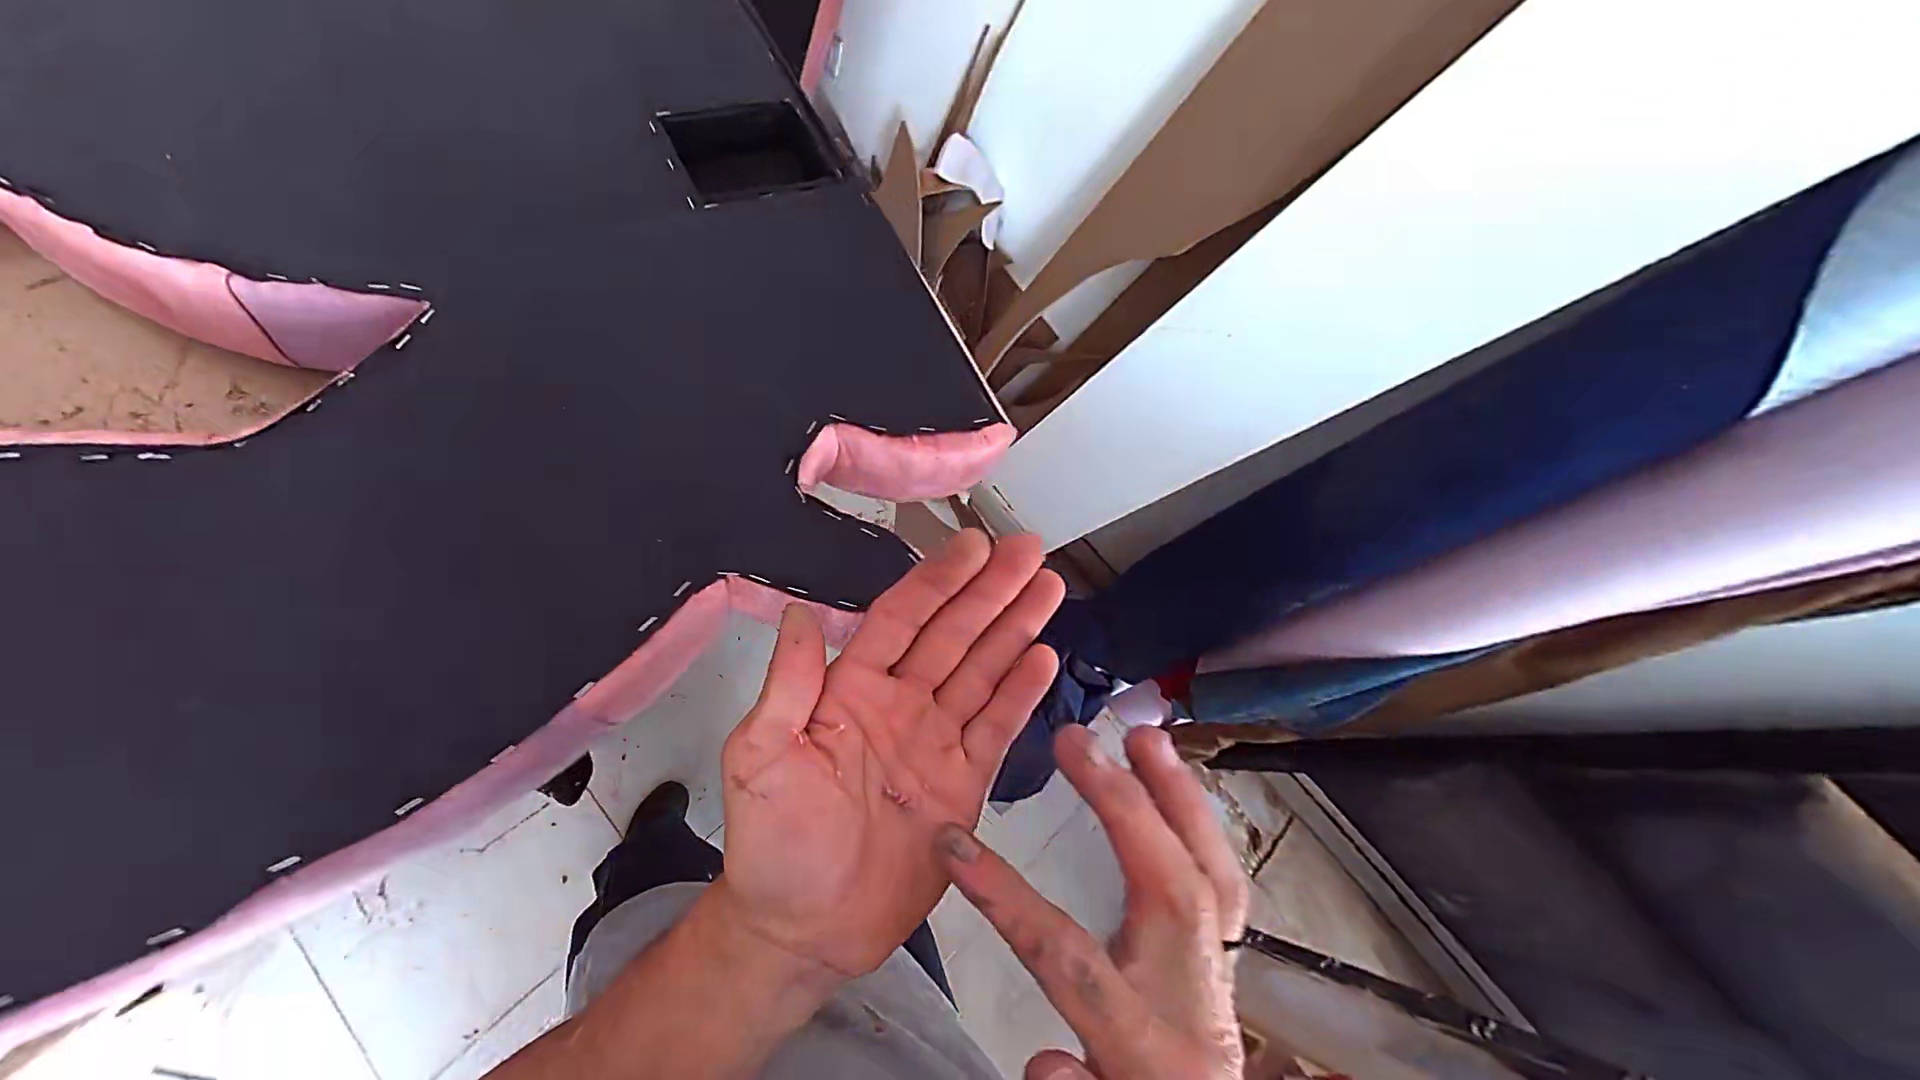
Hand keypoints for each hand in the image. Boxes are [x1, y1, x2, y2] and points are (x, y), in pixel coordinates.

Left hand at [712, 529, 1064, 980]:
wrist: (806, 925)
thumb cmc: (773, 842)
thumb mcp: (759, 756)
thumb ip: (788, 686)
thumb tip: (799, 614)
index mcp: (851, 688)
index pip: (902, 619)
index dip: (938, 581)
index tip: (973, 547)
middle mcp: (900, 703)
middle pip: (953, 634)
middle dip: (991, 590)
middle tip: (1027, 550)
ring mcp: (935, 739)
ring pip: (983, 670)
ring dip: (1015, 628)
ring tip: (1047, 587)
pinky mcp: (963, 780)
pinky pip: (996, 726)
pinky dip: (1020, 693)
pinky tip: (1042, 657)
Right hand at [937, 725, 1249, 1079]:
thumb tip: (1044, 1062)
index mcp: (1149, 1043)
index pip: (1069, 958)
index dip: (1008, 898)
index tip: (956, 845)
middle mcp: (1197, 997)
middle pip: (1169, 885)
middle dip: (1121, 805)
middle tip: (1073, 741)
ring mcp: (1222, 974)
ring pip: (1214, 872)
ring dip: (1178, 796)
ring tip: (1145, 737)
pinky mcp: (1231, 959)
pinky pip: (1224, 878)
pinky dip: (1200, 823)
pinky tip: (1175, 785)